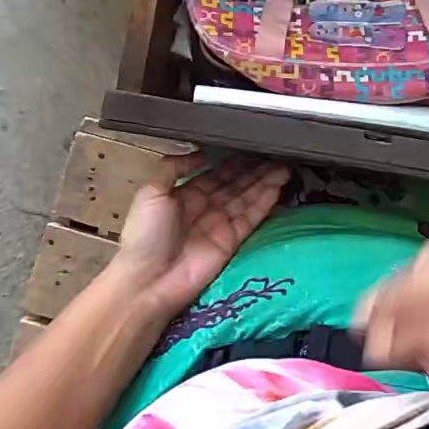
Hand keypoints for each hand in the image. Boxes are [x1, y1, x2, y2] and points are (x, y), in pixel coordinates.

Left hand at [113, 156, 290, 317]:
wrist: (149, 280)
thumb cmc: (144, 235)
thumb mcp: (151, 192)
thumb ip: (173, 167)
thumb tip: (200, 154)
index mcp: (185, 195)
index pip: (216, 174)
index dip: (234, 162)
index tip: (251, 148)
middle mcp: (205, 208)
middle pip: (235, 185)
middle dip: (254, 170)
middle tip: (275, 155)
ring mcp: (220, 225)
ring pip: (247, 198)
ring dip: (265, 182)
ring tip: (284, 166)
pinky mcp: (232, 240)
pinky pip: (252, 216)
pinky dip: (265, 201)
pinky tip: (278, 186)